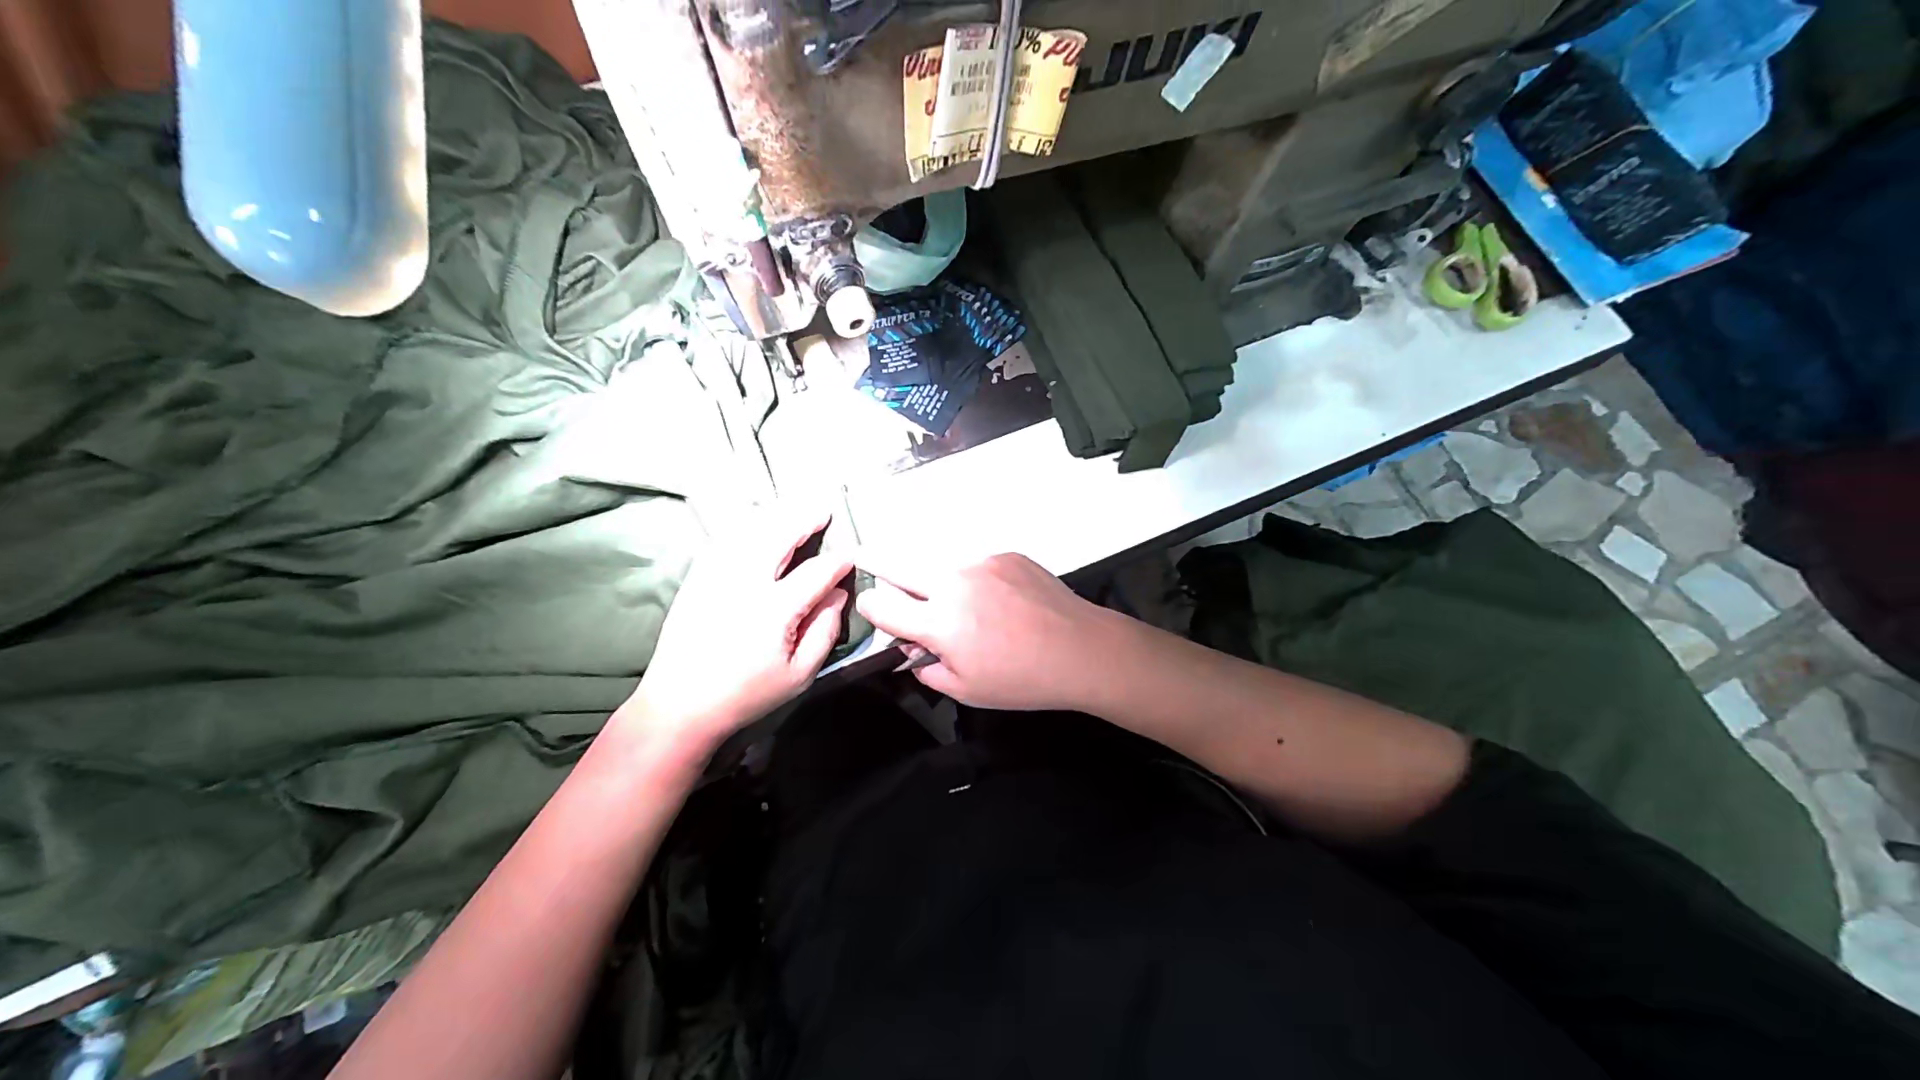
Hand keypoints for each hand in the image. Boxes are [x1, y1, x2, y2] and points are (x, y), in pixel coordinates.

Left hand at [627, 505, 851, 745]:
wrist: (680, 704)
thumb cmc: (746, 694)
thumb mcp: (799, 674)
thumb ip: (824, 630)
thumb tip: (838, 594)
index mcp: (774, 609)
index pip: (817, 572)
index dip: (838, 562)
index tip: (850, 557)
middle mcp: (744, 582)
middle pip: (780, 535)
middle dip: (805, 519)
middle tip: (822, 511)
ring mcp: (716, 576)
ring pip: (749, 531)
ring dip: (775, 516)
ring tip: (794, 510)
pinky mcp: (697, 578)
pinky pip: (724, 539)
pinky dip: (744, 526)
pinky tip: (756, 524)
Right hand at [855, 551, 1130, 710]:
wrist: (1081, 649)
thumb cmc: (1025, 679)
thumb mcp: (966, 690)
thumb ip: (927, 668)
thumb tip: (912, 650)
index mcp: (940, 624)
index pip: (882, 606)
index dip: (870, 607)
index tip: (870, 607)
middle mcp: (954, 585)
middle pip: (897, 563)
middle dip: (874, 559)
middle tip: (859, 553)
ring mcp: (981, 564)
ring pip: (941, 564)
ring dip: (938, 580)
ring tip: (965, 607)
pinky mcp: (1005, 556)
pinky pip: (976, 565)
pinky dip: (977, 581)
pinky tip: (999, 603)